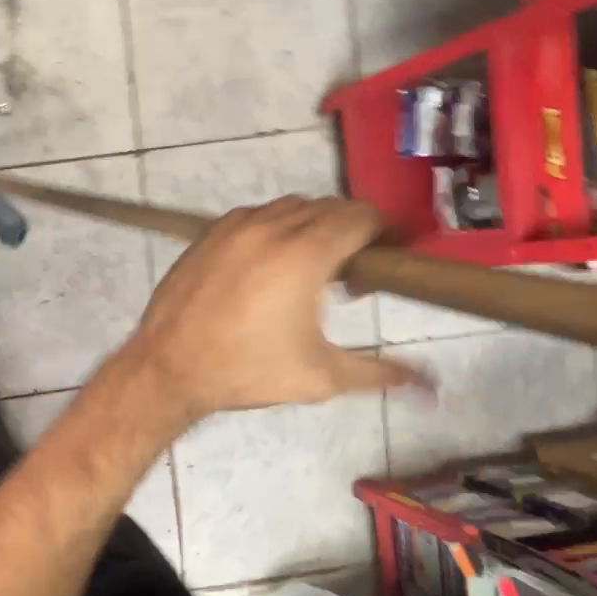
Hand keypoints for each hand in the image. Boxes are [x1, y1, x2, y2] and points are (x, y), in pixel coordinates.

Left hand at [125, 196, 427, 420]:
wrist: (166, 369)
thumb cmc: (245, 372)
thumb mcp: (319, 376)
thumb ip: (380, 373)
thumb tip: (430, 387)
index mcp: (303, 253)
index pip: (362, 216)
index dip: (385, 233)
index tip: (389, 260)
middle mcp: (268, 228)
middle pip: (328, 208)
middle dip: (349, 231)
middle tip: (350, 276)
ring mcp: (230, 228)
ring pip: (287, 208)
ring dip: (309, 227)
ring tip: (308, 272)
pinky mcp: (203, 237)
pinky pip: (251, 217)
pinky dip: (271, 230)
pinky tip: (266, 268)